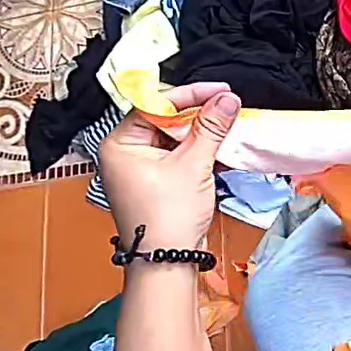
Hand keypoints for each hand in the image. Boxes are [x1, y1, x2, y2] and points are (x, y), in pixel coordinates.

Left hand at [98, 83, 240, 255]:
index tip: (219, 90)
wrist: (168, 260)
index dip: (190, 95)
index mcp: (120, 143)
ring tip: (229, 128)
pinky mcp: (158, 182)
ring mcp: (142, 169)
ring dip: (204, 135)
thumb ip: (211, 128)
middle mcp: (126, 153)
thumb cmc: (168, 216)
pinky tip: (222, 150)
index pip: (156, 105)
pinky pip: (180, 157)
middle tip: (228, 107)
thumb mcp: (193, 165)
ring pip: (177, 139)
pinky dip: (201, 153)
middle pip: (167, 120)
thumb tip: (227, 99)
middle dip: (200, 115)